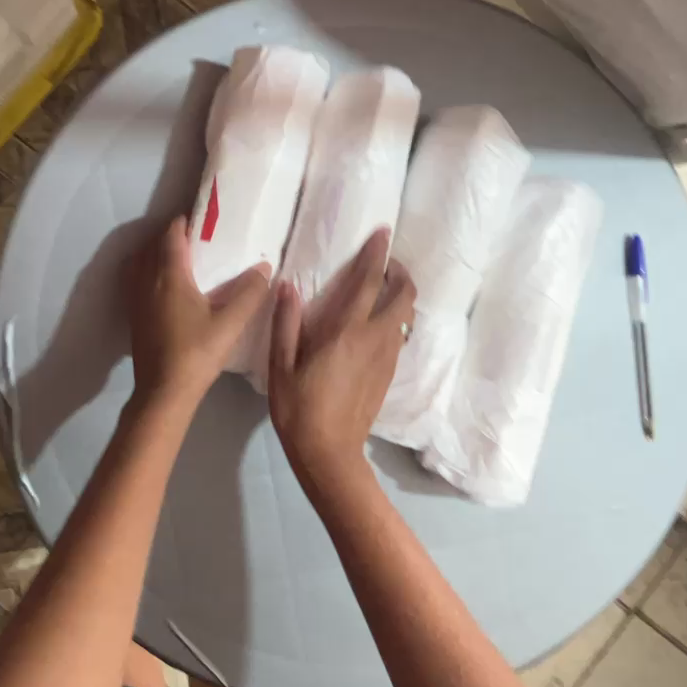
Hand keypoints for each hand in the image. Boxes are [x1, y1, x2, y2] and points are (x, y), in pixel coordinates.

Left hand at [126, 217, 271, 407]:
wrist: (163, 391)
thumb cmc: (196, 354)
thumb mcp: (230, 324)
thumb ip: (249, 292)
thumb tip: (264, 266)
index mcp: (168, 275)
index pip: (172, 234)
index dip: (186, 222)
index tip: (204, 219)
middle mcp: (146, 280)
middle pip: (153, 244)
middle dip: (171, 235)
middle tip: (197, 237)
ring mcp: (135, 298)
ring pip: (140, 261)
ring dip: (157, 252)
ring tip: (182, 257)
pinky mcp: (133, 314)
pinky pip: (136, 278)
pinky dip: (149, 270)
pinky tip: (167, 285)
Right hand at [267, 229, 416, 484]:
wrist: (330, 454)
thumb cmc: (299, 409)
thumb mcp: (281, 365)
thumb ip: (285, 323)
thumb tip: (287, 286)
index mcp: (347, 333)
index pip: (370, 282)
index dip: (377, 255)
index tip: (382, 232)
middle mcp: (375, 340)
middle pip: (404, 296)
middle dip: (400, 274)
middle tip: (383, 264)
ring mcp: (387, 359)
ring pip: (406, 317)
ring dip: (399, 296)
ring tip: (380, 289)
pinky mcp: (388, 375)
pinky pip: (399, 335)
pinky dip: (394, 319)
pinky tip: (375, 324)